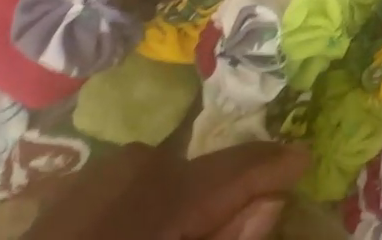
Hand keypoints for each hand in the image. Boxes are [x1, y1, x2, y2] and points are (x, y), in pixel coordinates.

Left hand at [23, 142, 308, 239]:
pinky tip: (171, 222)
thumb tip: (271, 201)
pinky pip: (139, 186)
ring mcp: (101, 174)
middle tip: (268, 193)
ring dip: (200, 194)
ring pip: (173, 176)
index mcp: (163, 187)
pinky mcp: (76, 193)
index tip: (306, 159)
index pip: (236, 166)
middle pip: (205, 169)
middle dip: (237, 182)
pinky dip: (165, 201)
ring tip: (222, 213)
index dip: (275, 164)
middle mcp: (137, 163)